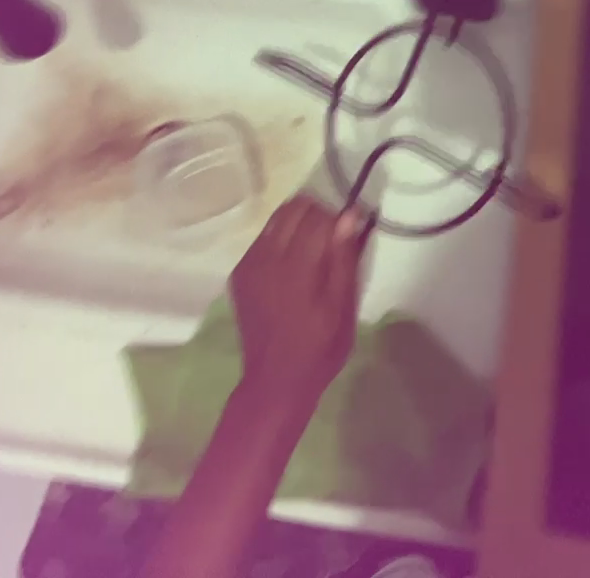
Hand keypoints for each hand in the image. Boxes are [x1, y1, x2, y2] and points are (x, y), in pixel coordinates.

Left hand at [229, 194, 368, 412]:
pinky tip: (292, 264)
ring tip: (312, 249)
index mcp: (297, 266)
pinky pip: (263, 238)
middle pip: (293, 208)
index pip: (317, 215)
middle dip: (316, 214)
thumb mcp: (343, 307)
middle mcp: (267, 257)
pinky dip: (281, 239)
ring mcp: (249, 264)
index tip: (347, 234)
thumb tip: (349, 215)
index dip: (337, 218)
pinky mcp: (240, 273)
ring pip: (276, 219)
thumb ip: (343, 259)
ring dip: (297, 223)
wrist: (275, 381)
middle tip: (331, 239)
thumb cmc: (320, 347)